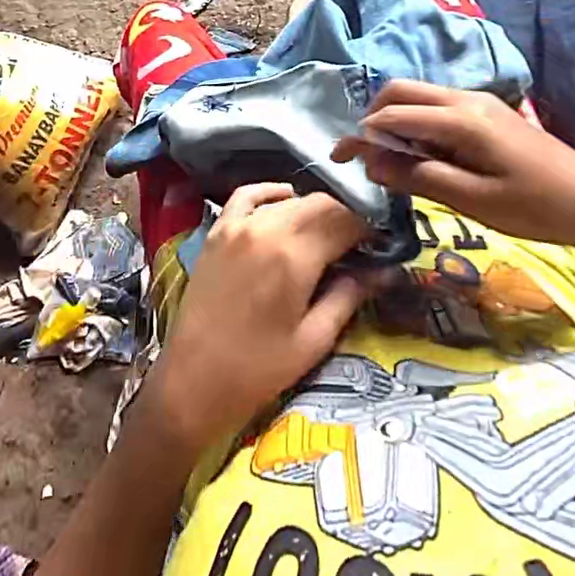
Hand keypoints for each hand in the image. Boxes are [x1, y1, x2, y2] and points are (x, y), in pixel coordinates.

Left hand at [142, 184, 374, 451]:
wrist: (191, 382)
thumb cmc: (258, 369)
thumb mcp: (314, 340)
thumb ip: (349, 296)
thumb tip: (383, 271)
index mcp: (294, 256)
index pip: (345, 219)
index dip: (369, 226)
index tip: (382, 241)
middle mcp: (266, 228)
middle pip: (320, 203)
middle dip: (347, 217)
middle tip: (361, 241)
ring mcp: (237, 226)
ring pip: (289, 199)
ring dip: (315, 209)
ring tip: (329, 232)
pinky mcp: (217, 231)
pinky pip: (248, 195)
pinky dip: (272, 193)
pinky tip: (287, 200)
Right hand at [332, 79, 574, 250]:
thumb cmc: (536, 208)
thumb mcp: (474, 201)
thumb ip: (419, 177)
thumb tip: (371, 162)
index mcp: (462, 119)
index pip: (394, 113)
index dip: (362, 135)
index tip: (340, 159)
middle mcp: (467, 99)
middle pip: (402, 90)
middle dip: (374, 117)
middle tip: (366, 158)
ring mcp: (480, 103)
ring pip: (420, 97)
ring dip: (396, 121)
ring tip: (392, 163)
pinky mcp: (488, 115)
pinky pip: (438, 108)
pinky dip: (417, 125)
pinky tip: (423, 157)